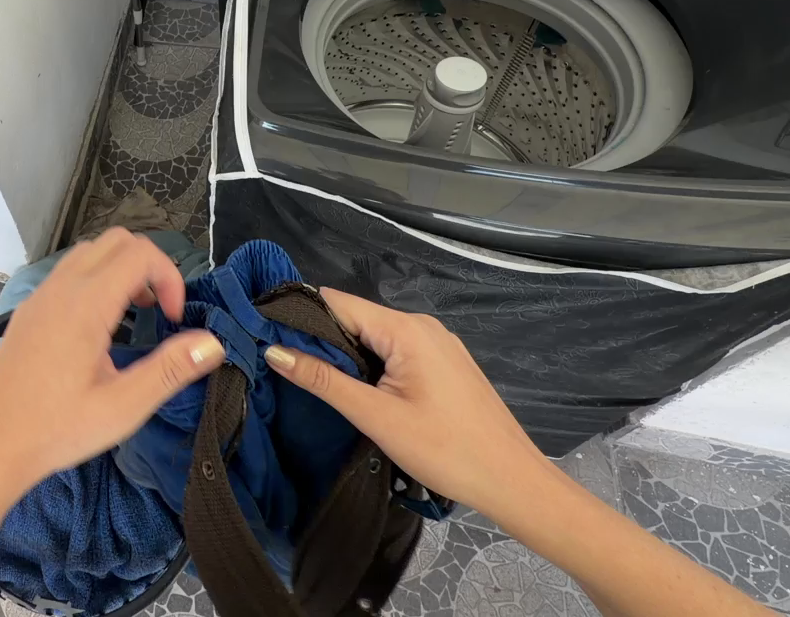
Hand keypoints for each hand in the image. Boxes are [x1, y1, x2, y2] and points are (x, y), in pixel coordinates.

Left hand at [0, 228, 223, 498]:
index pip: (140, 253)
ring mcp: (40, 295)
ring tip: (134, 316)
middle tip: (158, 312)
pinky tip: (99, 327)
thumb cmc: (58, 429)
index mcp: (85, 304)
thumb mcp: (123, 406)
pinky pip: (68, 272)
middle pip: (116, 240)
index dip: (169, 277)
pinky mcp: (28, 309)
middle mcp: (60, 288)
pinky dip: (95, 279)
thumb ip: (170, 369)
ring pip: (89, 252)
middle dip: (148, 267)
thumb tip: (213, 342)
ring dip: (121, 270)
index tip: (174, 319)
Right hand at [264, 289, 550, 521]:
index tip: (270, 337)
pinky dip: (371, 363)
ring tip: (322, 382)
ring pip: (373, 334)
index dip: (301, 317)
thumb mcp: (376, 416)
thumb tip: (273, 350)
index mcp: (404, 329)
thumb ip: (322, 380)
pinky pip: (394, 349)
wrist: (518, 487)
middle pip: (354, 317)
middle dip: (322, 338)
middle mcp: (421, 324)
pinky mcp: (444, 362)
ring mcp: (436, 342)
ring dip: (347, 354)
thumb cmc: (447, 451)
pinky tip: (364, 390)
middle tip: (292, 367)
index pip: (336, 302)